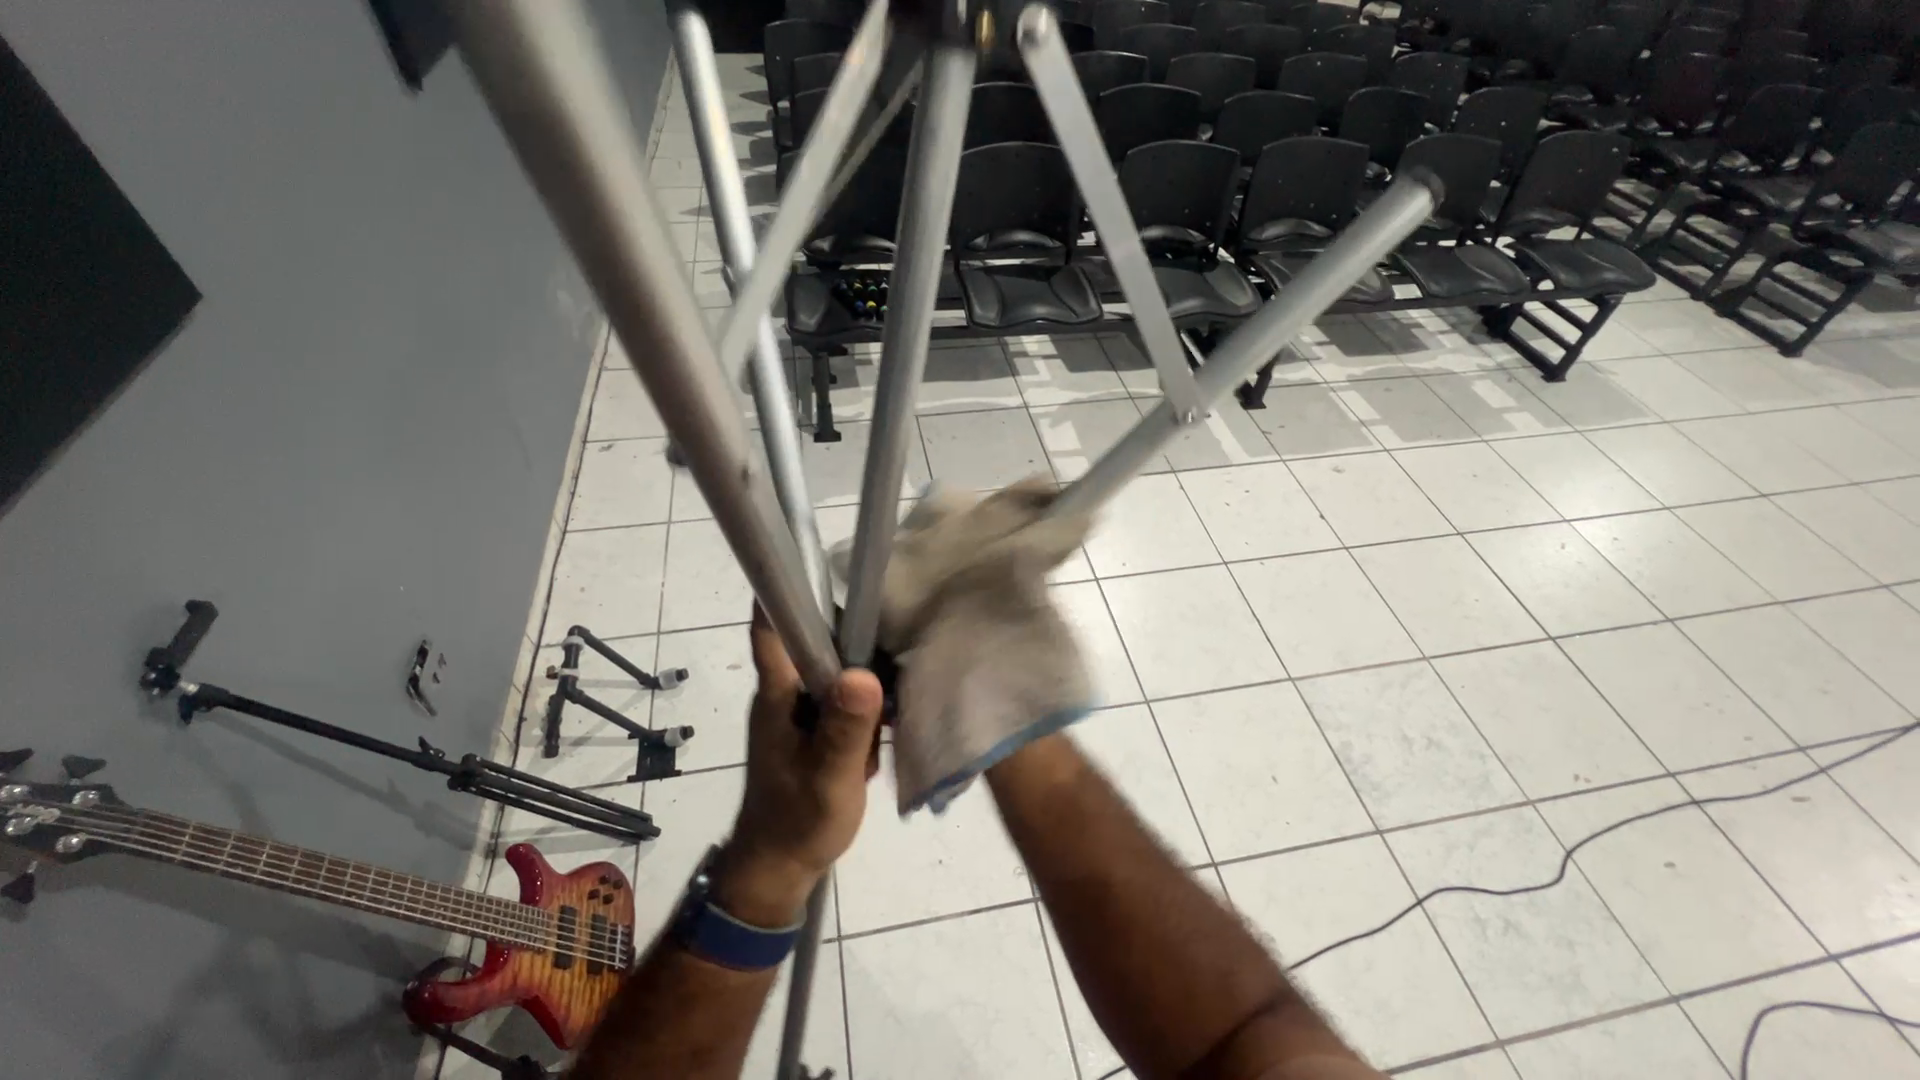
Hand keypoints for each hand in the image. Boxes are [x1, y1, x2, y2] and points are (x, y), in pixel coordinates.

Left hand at [715, 607, 885, 927]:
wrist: (779, 869)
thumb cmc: (798, 821)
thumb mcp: (829, 778)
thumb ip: (846, 730)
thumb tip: (866, 674)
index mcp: (779, 694)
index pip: (773, 627)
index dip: (785, 587)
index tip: (818, 553)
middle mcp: (786, 692)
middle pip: (812, 638)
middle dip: (850, 621)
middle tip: (896, 606)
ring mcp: (801, 710)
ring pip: (833, 666)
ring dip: (864, 661)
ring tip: (908, 649)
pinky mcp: (816, 728)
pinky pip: (842, 693)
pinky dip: (867, 692)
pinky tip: (897, 700)